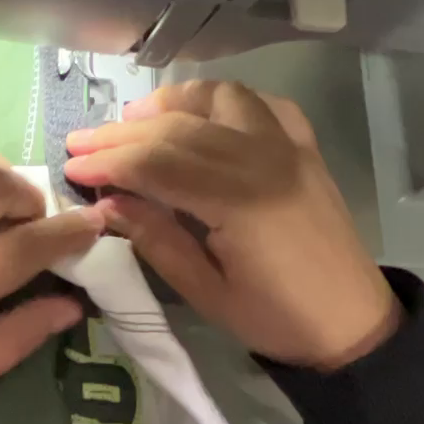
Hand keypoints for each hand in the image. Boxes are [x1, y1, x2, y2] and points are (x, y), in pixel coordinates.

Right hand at [64, 80, 398, 369]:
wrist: (351, 325)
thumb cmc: (274, 318)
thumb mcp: (205, 292)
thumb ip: (156, 239)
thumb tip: (109, 203)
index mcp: (239, 201)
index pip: (157, 164)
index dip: (109, 163)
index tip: (72, 167)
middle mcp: (264, 159)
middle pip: (179, 127)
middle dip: (122, 134)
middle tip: (82, 143)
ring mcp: (289, 147)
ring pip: (221, 98)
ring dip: (172, 102)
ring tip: (134, 119)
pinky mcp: (305, 148)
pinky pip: (264, 104)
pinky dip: (226, 101)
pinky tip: (203, 116)